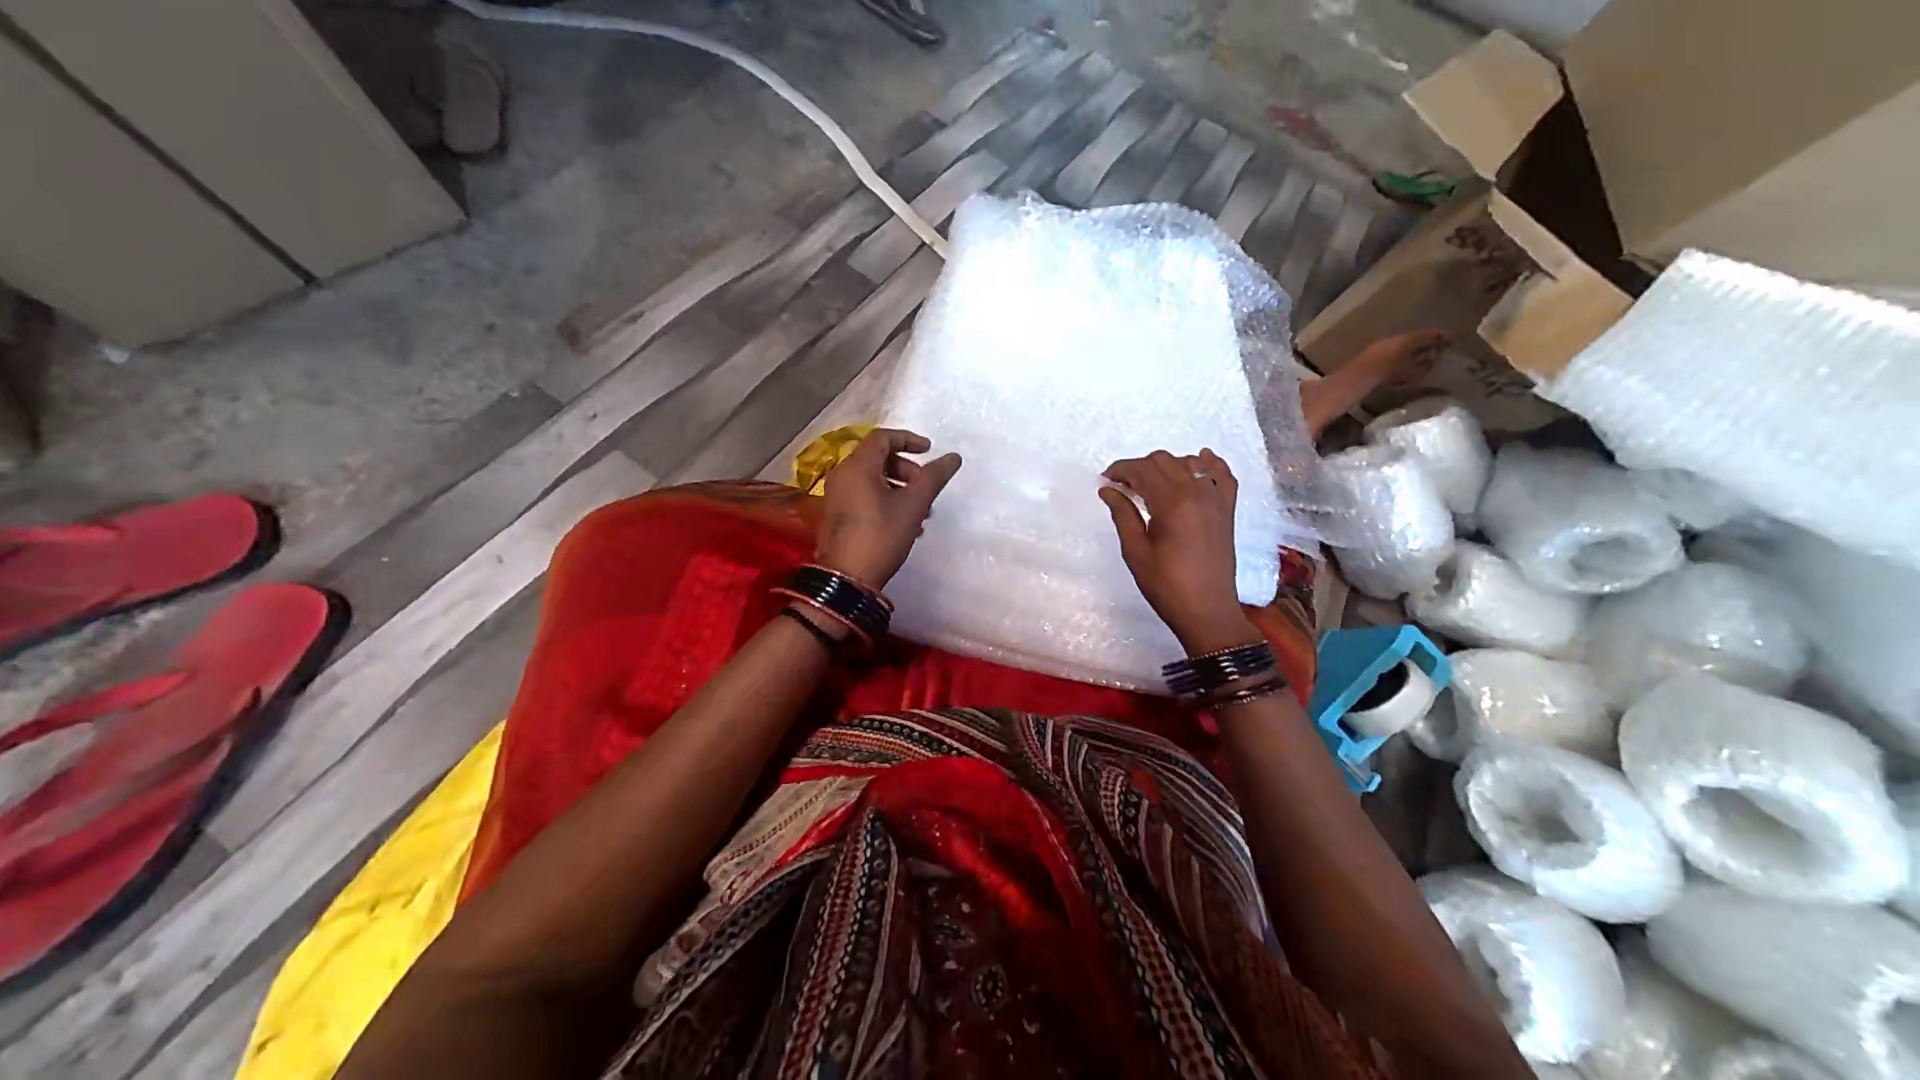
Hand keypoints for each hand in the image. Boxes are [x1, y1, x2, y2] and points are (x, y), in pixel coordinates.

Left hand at [815, 428, 960, 587]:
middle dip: (907, 470)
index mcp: (857, 466)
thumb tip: (953, 457)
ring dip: (900, 488)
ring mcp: (837, 495)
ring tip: (921, 511)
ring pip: (873, 479)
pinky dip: (886, 499)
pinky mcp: (837, 514)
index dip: (908, 440)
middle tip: (925, 488)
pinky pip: (864, 495)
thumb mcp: (913, 505)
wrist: (847, 578)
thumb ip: (934, 477)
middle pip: (878, 458)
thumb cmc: (881, 536)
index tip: (929, 450)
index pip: (882, 438)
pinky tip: (906, 524)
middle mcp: (842, 475)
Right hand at [1100, 449, 1261, 653]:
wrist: (1207, 611)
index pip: (1142, 470)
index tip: (1106, 480)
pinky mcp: (1227, 509)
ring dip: (1167, 466)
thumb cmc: (1166, 586)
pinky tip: (1199, 460)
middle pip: (1164, 461)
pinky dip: (1210, 464)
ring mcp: (1216, 499)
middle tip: (1123, 485)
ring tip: (1151, 484)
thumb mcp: (1136, 551)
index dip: (1120, 470)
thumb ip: (1123, 515)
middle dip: (1140, 467)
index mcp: (1172, 504)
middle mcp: (1197, 493)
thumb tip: (1108, 489)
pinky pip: (1223, 474)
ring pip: (1190, 462)